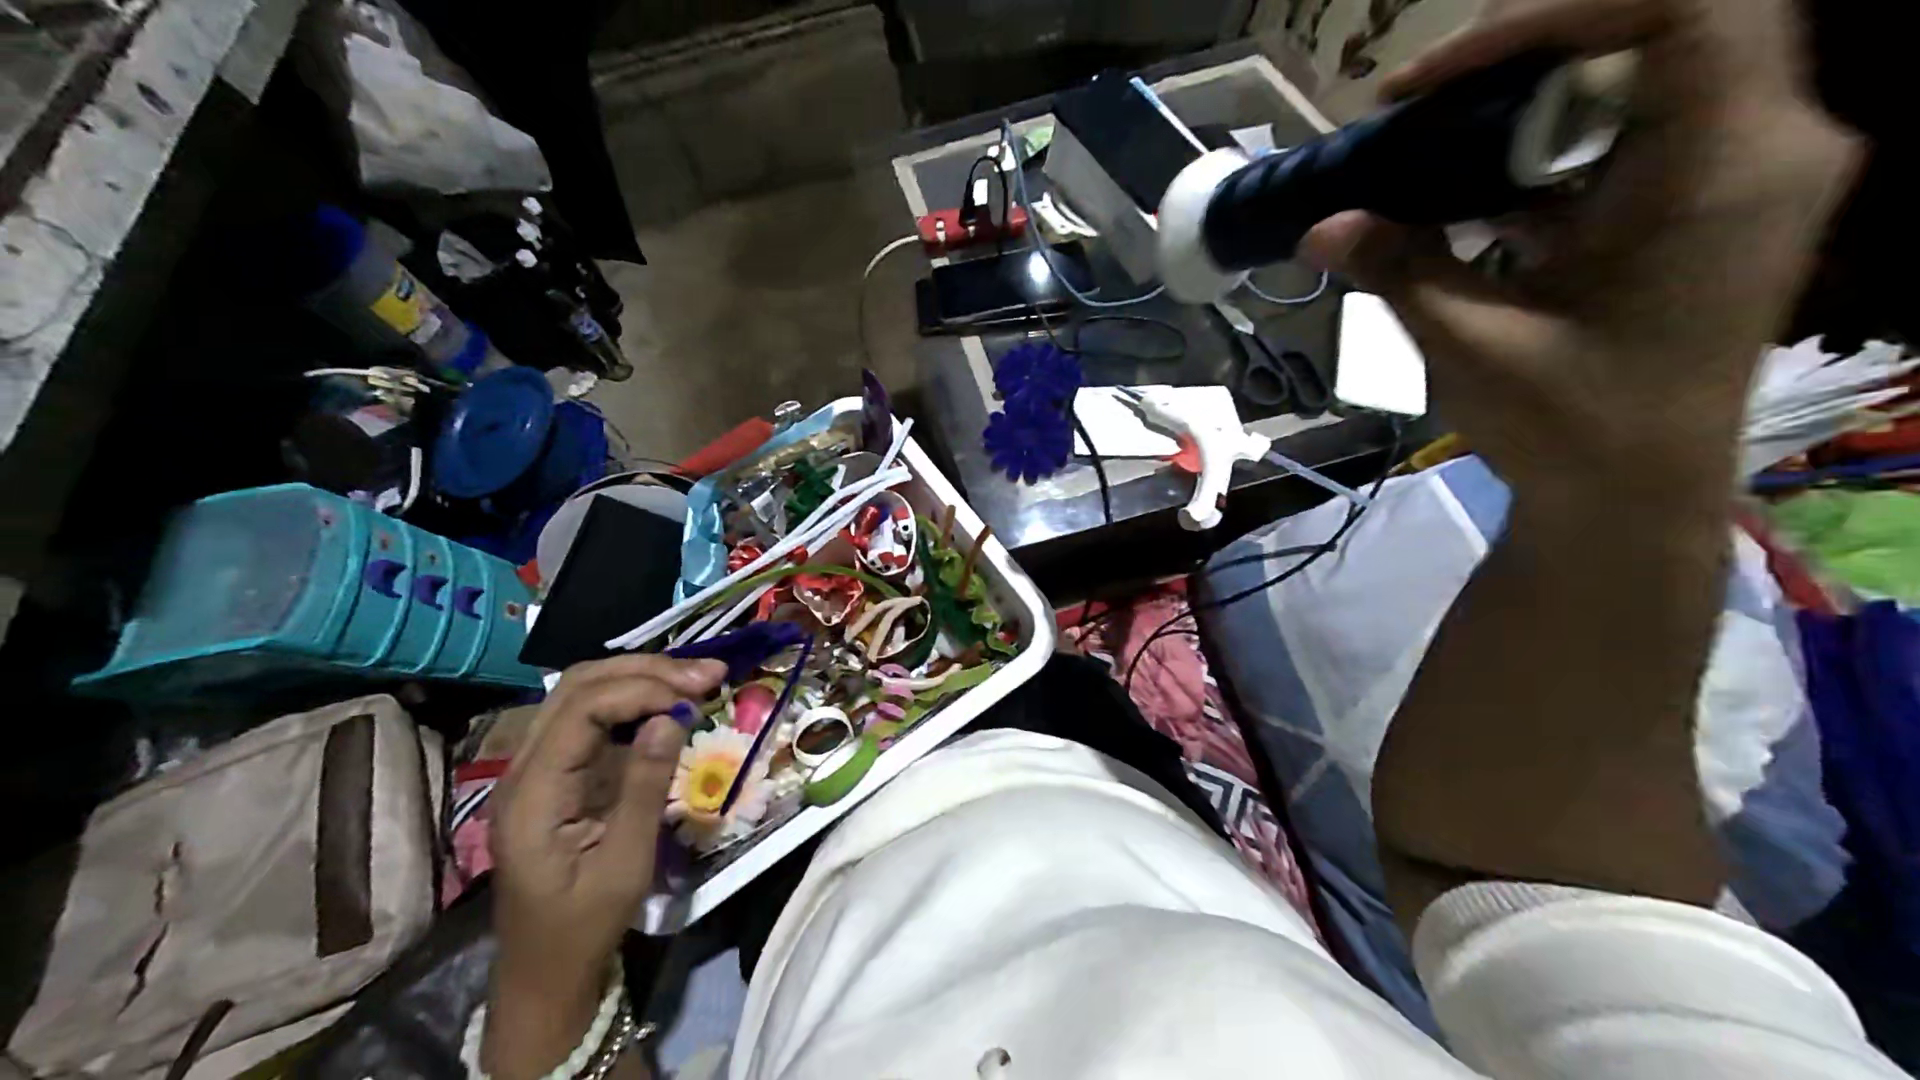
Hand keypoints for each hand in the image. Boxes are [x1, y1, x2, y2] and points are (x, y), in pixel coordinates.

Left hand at [482, 655, 724, 1079]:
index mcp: (533, 793)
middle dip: (646, 671)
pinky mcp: (559, 772)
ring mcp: (538, 767)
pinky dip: (636, 699)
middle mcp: (525, 768)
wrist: (544, 971)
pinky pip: (593, 717)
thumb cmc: (584, 926)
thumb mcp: (624, 864)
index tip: (695, 699)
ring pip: (584, 692)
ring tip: (698, 679)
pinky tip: (671, 701)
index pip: (581, 708)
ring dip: (642, 678)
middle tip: (708, 674)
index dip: (641, 690)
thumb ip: (644, 787)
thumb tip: (672, 719)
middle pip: (578, 685)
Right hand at [1302, 0, 1859, 515]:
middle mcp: (1760, 147)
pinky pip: (1623, 142)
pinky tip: (1466, 202)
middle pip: (1658, 32)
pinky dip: (1539, 156)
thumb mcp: (1472, 346)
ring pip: (1639, 82)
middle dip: (1525, 57)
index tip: (1426, 84)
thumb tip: (1319, 226)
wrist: (1630, 495)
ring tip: (1428, 151)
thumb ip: (1400, 271)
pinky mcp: (1695, 211)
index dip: (1545, 19)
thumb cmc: (1570, 428)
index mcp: (1725, 168)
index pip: (1677, 6)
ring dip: (1525, 107)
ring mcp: (1733, 178)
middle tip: (1417, 110)